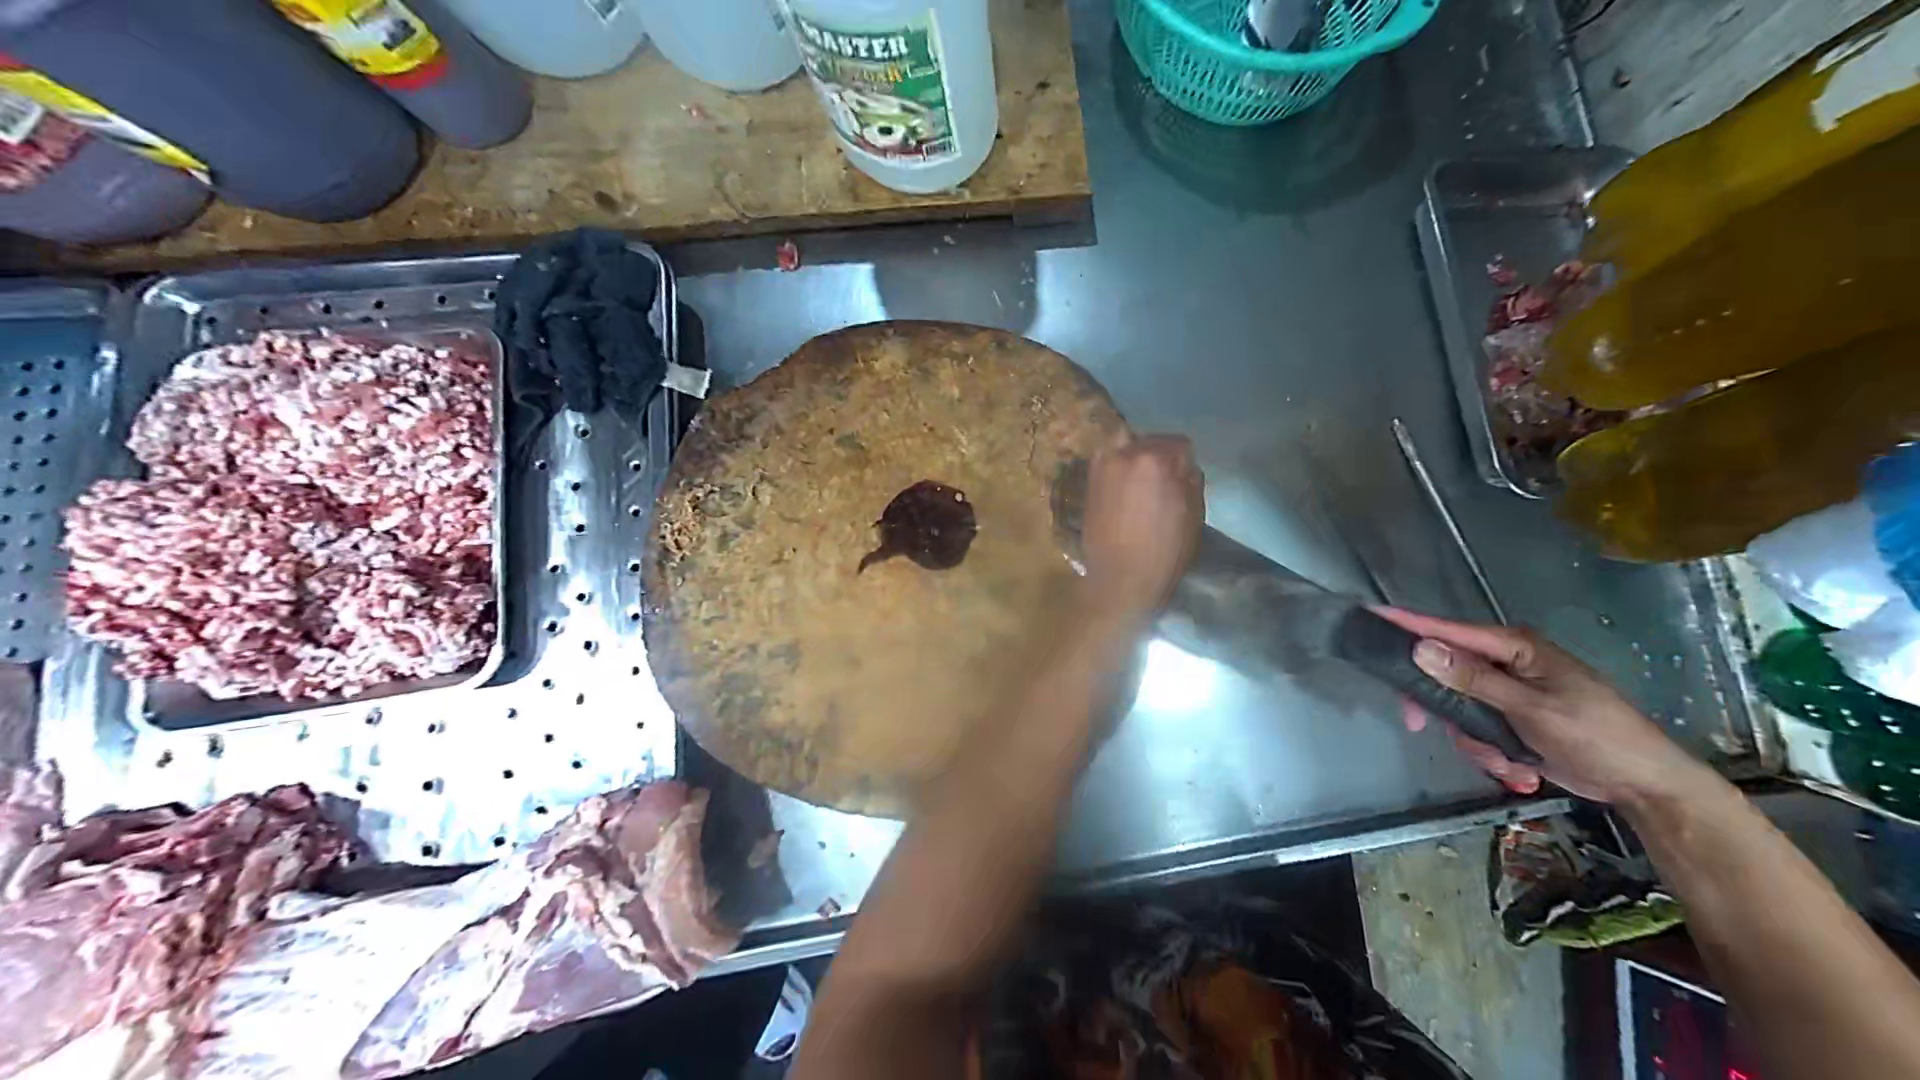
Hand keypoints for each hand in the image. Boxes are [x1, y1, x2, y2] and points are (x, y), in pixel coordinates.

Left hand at [1079, 434, 1203, 622]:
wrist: (1120, 578)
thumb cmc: (1164, 549)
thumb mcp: (1193, 513)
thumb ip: (1190, 479)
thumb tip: (1183, 466)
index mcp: (1154, 458)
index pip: (1179, 444)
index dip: (1185, 463)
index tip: (1184, 481)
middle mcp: (1123, 453)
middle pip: (1150, 443)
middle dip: (1159, 458)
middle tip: (1163, 483)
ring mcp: (1101, 466)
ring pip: (1125, 449)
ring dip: (1136, 461)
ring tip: (1142, 487)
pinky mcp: (1087, 482)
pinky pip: (1108, 464)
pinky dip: (1118, 471)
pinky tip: (1124, 493)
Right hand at [1374, 608, 1709, 803]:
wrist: (1646, 786)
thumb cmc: (1598, 737)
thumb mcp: (1532, 709)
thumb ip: (1474, 679)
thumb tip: (1422, 648)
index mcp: (1514, 648)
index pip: (1448, 630)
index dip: (1407, 624)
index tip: (1369, 616)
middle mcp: (1505, 663)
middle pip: (1442, 673)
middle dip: (1438, 708)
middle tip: (1418, 725)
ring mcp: (1507, 692)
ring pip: (1455, 709)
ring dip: (1474, 741)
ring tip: (1507, 764)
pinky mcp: (1510, 718)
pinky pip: (1475, 729)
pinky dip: (1490, 753)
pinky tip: (1518, 769)